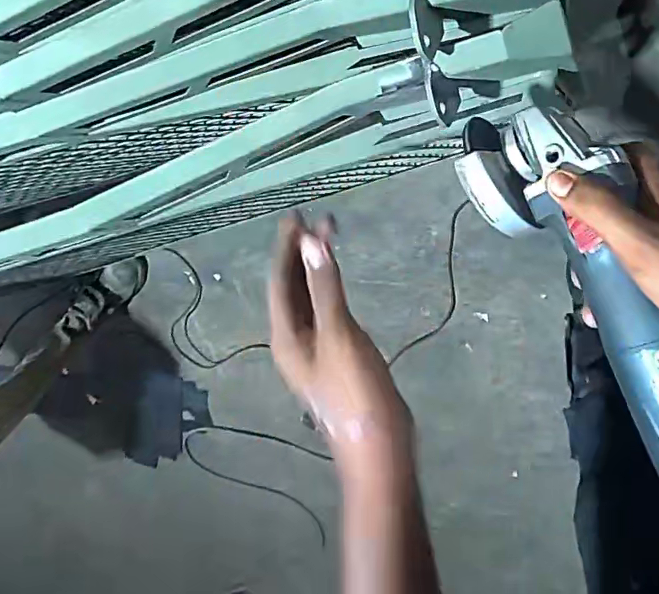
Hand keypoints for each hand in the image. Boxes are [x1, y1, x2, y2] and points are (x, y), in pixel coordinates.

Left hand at [267, 213, 412, 469]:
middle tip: (317, 220)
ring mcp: (315, 347)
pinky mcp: (336, 352)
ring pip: (309, 296)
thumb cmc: (353, 389)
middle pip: (292, 287)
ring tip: (329, 237)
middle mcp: (294, 339)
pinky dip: (329, 285)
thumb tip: (312, 243)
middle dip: (301, 253)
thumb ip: (325, 287)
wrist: (377, 442)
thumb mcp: (339, 334)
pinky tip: (338, 278)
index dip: (287, 248)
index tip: (296, 216)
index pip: (280, 281)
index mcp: (286, 336)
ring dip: (315, 267)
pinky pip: (325, 307)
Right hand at [546, 146, 658, 377]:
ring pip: (632, 240)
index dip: (606, 153)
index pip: (637, 156)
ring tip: (581, 274)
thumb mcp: (637, 241)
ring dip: (605, 253)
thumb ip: (598, 209)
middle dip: (596, 211)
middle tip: (568, 228)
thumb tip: (557, 178)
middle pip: (629, 200)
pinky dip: (620, 285)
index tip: (572, 165)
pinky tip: (604, 307)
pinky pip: (641, 275)